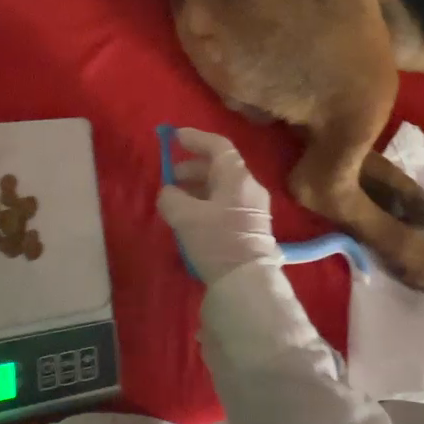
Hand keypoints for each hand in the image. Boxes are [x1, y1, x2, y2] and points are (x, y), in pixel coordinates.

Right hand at [156, 128, 283, 285]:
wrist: (247, 285)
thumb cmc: (217, 241)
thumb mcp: (186, 217)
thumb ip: (171, 197)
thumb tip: (169, 193)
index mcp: (238, 177)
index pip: (218, 146)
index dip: (195, 138)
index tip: (174, 138)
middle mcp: (250, 188)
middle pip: (220, 167)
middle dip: (193, 167)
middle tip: (171, 177)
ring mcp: (254, 210)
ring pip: (223, 188)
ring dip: (198, 188)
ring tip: (177, 201)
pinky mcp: (252, 230)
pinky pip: (226, 205)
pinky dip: (207, 204)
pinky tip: (191, 220)